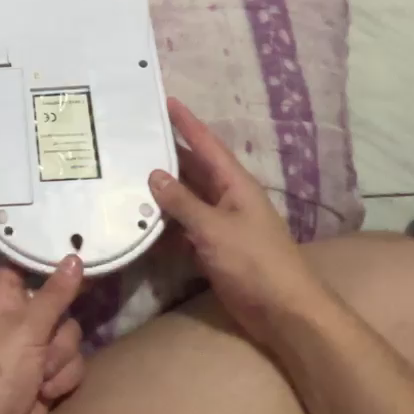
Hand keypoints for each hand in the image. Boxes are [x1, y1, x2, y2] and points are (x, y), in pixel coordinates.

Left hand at [0, 257, 84, 413]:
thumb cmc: (0, 369)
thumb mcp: (28, 327)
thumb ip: (56, 293)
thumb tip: (75, 257)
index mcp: (6, 297)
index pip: (26, 265)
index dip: (46, 261)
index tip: (73, 254)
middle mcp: (22, 318)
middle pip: (61, 303)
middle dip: (59, 329)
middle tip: (43, 343)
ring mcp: (36, 347)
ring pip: (71, 335)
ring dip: (60, 359)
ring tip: (40, 376)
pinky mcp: (49, 374)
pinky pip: (73, 363)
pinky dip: (63, 379)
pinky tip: (46, 393)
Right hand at [148, 98, 319, 339]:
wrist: (284, 313)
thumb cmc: (255, 262)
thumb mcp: (214, 228)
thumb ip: (183, 202)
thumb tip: (154, 174)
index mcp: (235, 184)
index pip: (207, 144)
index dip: (187, 123)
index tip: (166, 100)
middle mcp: (228, 198)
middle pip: (193, 169)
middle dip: (167, 153)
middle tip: (135, 137)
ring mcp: (221, 224)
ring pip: (186, 198)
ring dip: (162, 189)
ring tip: (128, 173)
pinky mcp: (214, 248)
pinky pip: (184, 226)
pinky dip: (165, 221)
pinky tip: (142, 218)